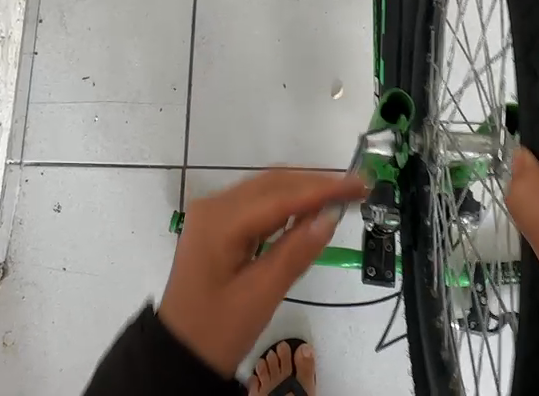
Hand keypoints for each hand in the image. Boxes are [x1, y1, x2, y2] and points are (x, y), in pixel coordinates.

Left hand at [158, 169, 367, 375]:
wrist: (179, 354)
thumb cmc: (218, 330)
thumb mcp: (260, 296)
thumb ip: (295, 253)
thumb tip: (330, 217)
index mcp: (220, 220)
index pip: (280, 195)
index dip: (322, 188)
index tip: (359, 184)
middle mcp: (214, 205)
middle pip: (272, 184)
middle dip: (315, 184)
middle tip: (356, 190)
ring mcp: (214, 213)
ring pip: (266, 190)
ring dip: (302, 191)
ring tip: (340, 198)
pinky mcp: (218, 225)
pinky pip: (257, 205)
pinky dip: (286, 205)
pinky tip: (308, 212)